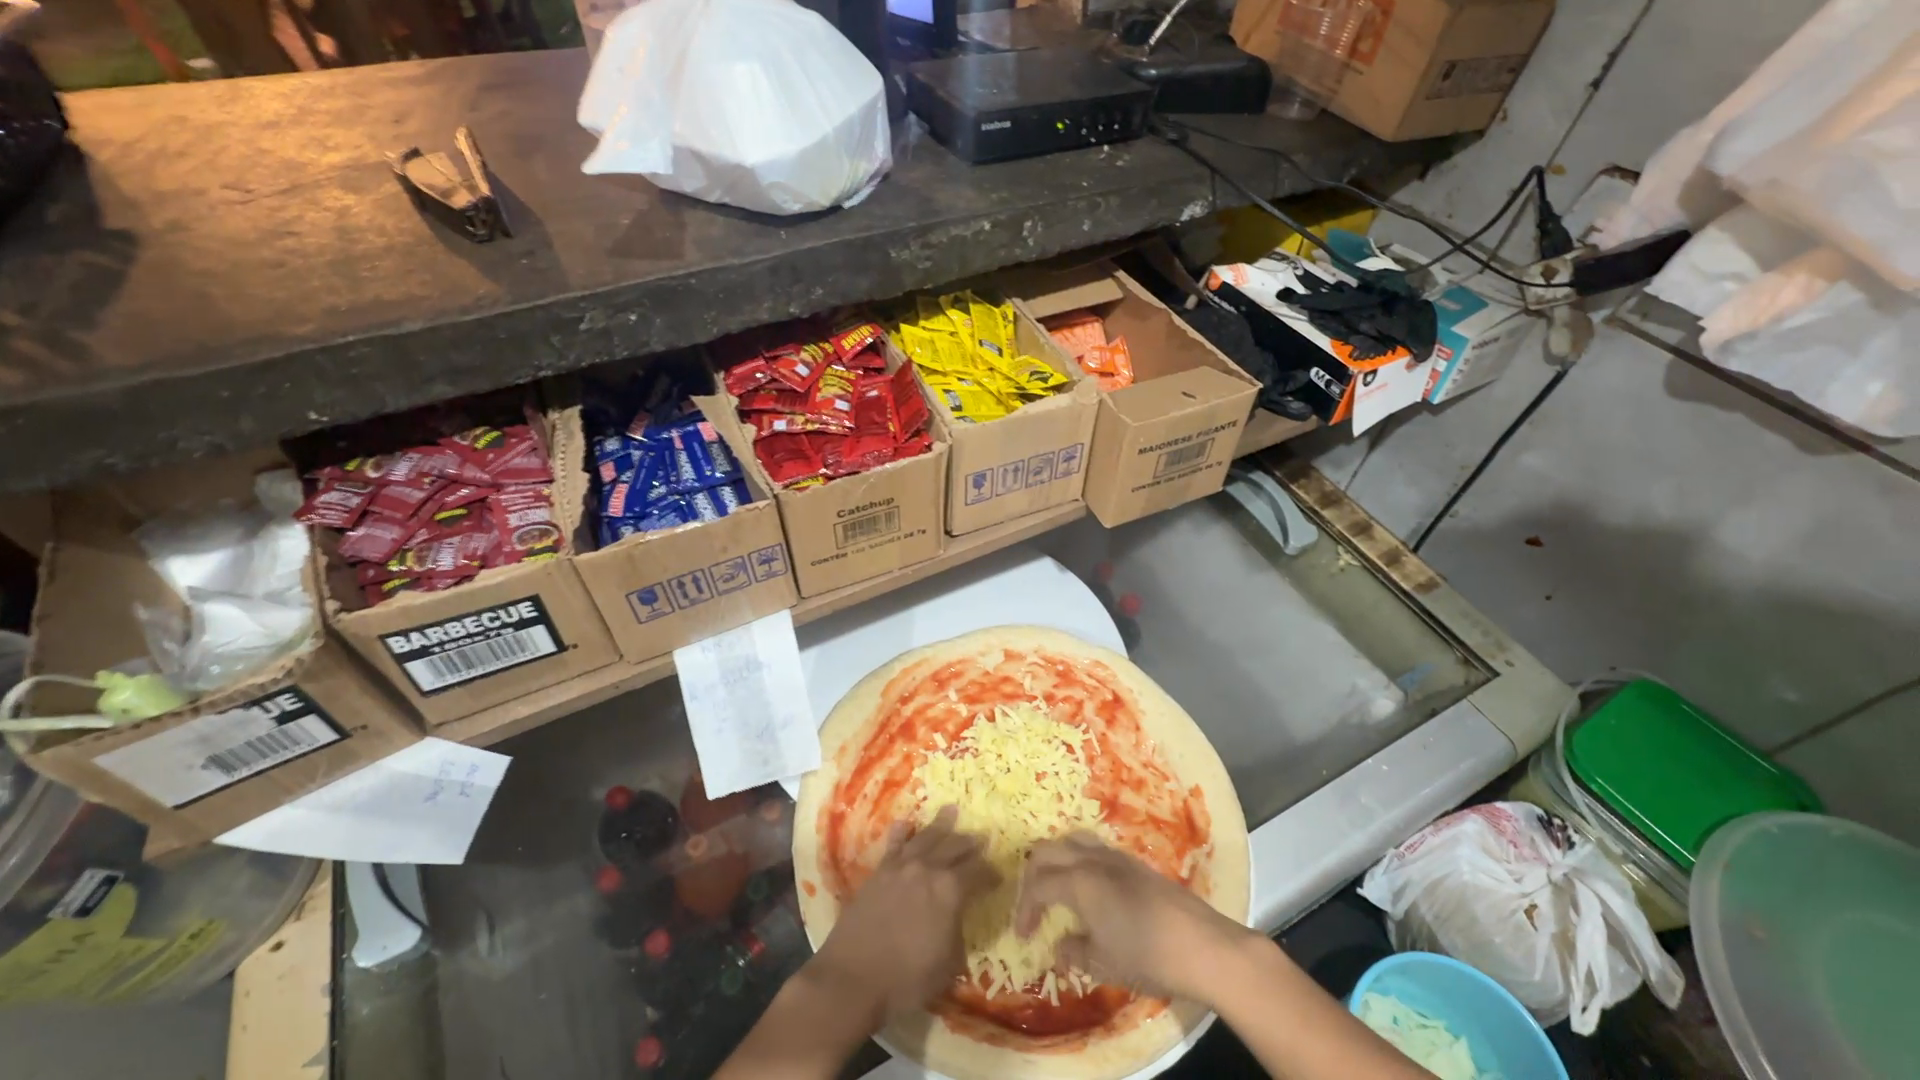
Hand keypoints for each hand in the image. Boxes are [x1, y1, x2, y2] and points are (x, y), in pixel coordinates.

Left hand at [807, 805, 999, 1023]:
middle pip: (953, 848)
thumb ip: (957, 935)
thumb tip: (957, 922)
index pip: (978, 873)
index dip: (991, 873)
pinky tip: (905, 823)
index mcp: (950, 891)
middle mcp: (927, 871)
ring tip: (951, 811)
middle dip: (970, 843)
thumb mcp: (947, 964)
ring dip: (940, 825)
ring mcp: (899, 869)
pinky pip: (893, 847)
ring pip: (924, 839)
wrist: (851, 980)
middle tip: (982, 836)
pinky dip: (901, 833)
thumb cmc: (906, 979)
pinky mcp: (877, 875)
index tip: (999, 876)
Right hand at [1014, 831, 1255, 1003]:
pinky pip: (1096, 849)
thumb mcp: (1102, 963)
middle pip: (1049, 851)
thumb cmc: (1147, 956)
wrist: (1204, 946)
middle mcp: (1094, 860)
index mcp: (1079, 882)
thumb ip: (1074, 951)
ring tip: (1056, 888)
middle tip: (1033, 906)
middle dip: (1033, 875)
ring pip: (1074, 841)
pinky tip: (1090, 890)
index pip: (1037, 886)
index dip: (1024, 909)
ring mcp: (1118, 858)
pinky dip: (1080, 861)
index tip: (1024, 937)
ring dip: (1057, 860)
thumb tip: (1060, 946)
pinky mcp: (1137, 864)